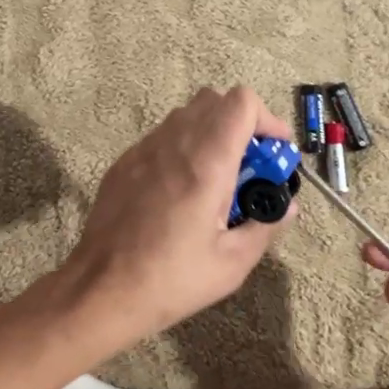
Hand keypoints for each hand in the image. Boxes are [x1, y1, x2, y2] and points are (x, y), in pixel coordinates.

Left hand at [63, 87, 295, 342]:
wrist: (103, 287)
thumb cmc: (172, 278)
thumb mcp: (232, 262)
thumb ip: (265, 225)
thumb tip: (286, 205)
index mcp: (206, 161)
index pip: (240, 102)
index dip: (266, 120)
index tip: (275, 155)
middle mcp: (173, 143)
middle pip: (214, 100)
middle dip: (241, 124)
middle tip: (249, 168)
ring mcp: (143, 149)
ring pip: (185, 116)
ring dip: (210, 135)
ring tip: (217, 182)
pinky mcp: (123, 162)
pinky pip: (161, 137)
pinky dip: (182, 149)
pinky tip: (181, 192)